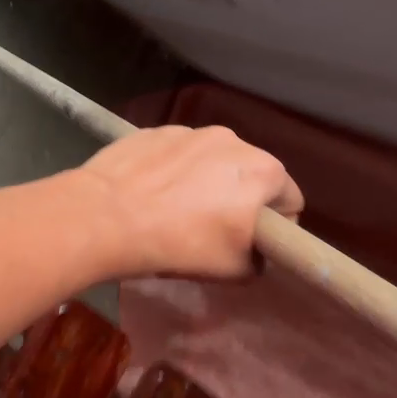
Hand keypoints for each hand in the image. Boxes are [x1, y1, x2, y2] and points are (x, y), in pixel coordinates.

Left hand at [76, 125, 302, 278]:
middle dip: (239, 197)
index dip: (277, 225)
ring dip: (204, 179)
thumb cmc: (184, 241)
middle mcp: (226, 138)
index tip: (253, 240)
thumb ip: (262, 251)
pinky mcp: (148, 130)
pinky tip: (153, 190)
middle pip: (247, 173)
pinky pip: (174, 152)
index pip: (288, 199)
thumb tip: (250, 242)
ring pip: (208, 160)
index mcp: (261, 167)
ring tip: (177, 207)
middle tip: (215, 225)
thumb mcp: (242, 267)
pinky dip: (171, 168)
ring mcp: (183, 129)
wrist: (109, 214)